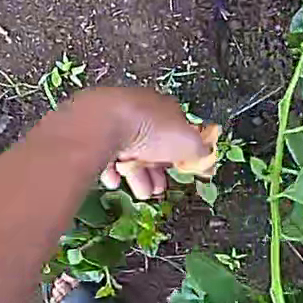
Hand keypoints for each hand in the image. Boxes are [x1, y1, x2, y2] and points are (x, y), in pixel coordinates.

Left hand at [65, 87, 214, 199]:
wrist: (102, 123)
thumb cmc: (150, 130)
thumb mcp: (189, 144)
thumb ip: (202, 154)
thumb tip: (210, 162)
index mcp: (165, 109)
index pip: (177, 133)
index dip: (179, 156)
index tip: (179, 174)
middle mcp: (140, 109)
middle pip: (152, 144)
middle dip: (156, 171)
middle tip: (158, 190)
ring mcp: (114, 119)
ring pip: (128, 150)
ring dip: (137, 175)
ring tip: (141, 193)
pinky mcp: (92, 130)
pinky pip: (104, 152)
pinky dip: (111, 169)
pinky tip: (114, 181)